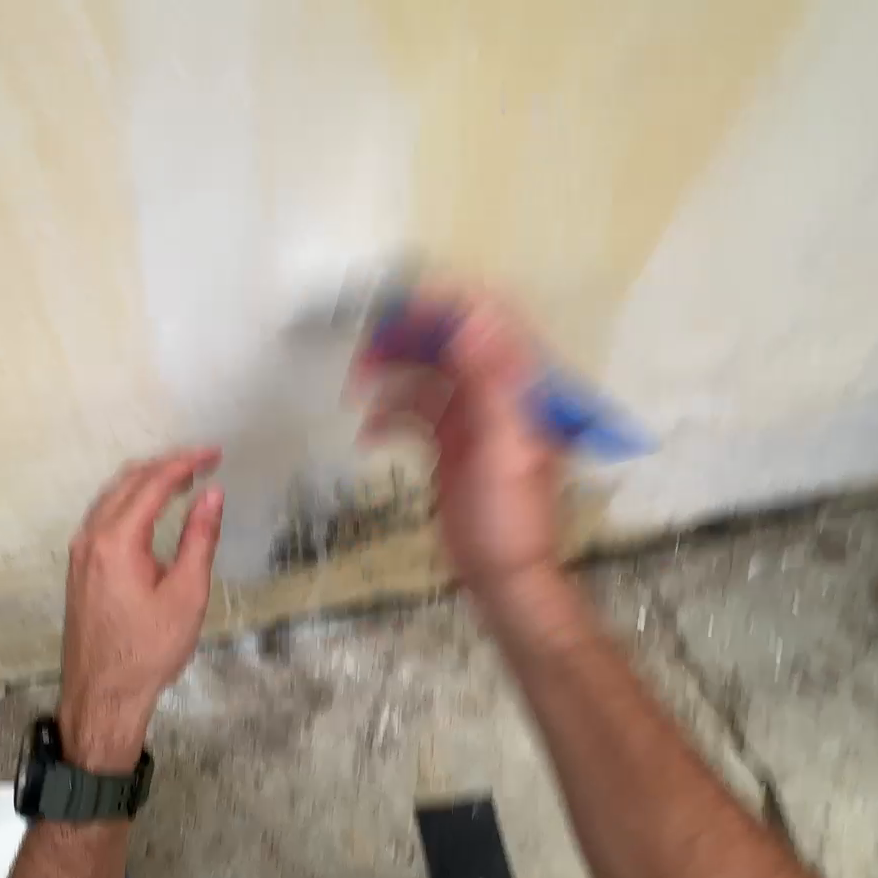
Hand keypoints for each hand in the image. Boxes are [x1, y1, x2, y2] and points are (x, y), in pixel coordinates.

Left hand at [58, 448, 224, 771]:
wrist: (102, 696)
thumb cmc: (149, 649)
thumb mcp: (187, 594)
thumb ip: (199, 538)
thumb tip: (212, 494)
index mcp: (117, 541)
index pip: (153, 484)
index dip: (186, 463)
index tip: (215, 454)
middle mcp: (91, 536)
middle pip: (128, 480)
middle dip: (167, 464)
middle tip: (205, 461)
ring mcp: (80, 550)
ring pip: (112, 494)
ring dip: (147, 479)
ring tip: (185, 478)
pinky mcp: (79, 564)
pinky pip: (104, 513)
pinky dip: (131, 498)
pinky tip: (152, 506)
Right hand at [352, 283, 566, 607]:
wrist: (499, 573)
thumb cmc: (509, 517)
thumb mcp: (504, 448)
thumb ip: (491, 384)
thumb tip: (469, 323)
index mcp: (521, 383)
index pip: (488, 316)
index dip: (443, 304)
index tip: (396, 310)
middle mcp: (495, 388)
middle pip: (447, 337)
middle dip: (404, 336)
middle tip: (364, 351)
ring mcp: (469, 412)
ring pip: (423, 369)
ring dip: (388, 372)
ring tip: (356, 387)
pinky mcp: (445, 436)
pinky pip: (410, 407)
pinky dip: (386, 414)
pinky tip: (369, 436)